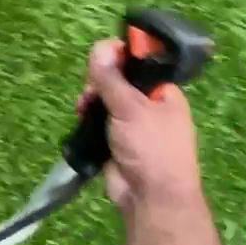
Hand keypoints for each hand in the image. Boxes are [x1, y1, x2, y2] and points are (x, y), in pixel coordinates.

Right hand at [76, 39, 202, 212]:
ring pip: (104, 98)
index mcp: (163, 93)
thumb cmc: (151, 148)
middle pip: (117, 78)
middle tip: (92, 91)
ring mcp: (131, 123)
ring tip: (84, 108)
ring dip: (91, 99)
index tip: (101, 60)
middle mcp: (148, 105)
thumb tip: (100, 47)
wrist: (151, 197)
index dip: (118, 56)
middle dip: (99, 81)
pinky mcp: (115, 138)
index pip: (139, 62)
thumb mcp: (131, 108)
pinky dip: (88, 115)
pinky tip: (82, 118)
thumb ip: (112, 78)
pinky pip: (98, 117)